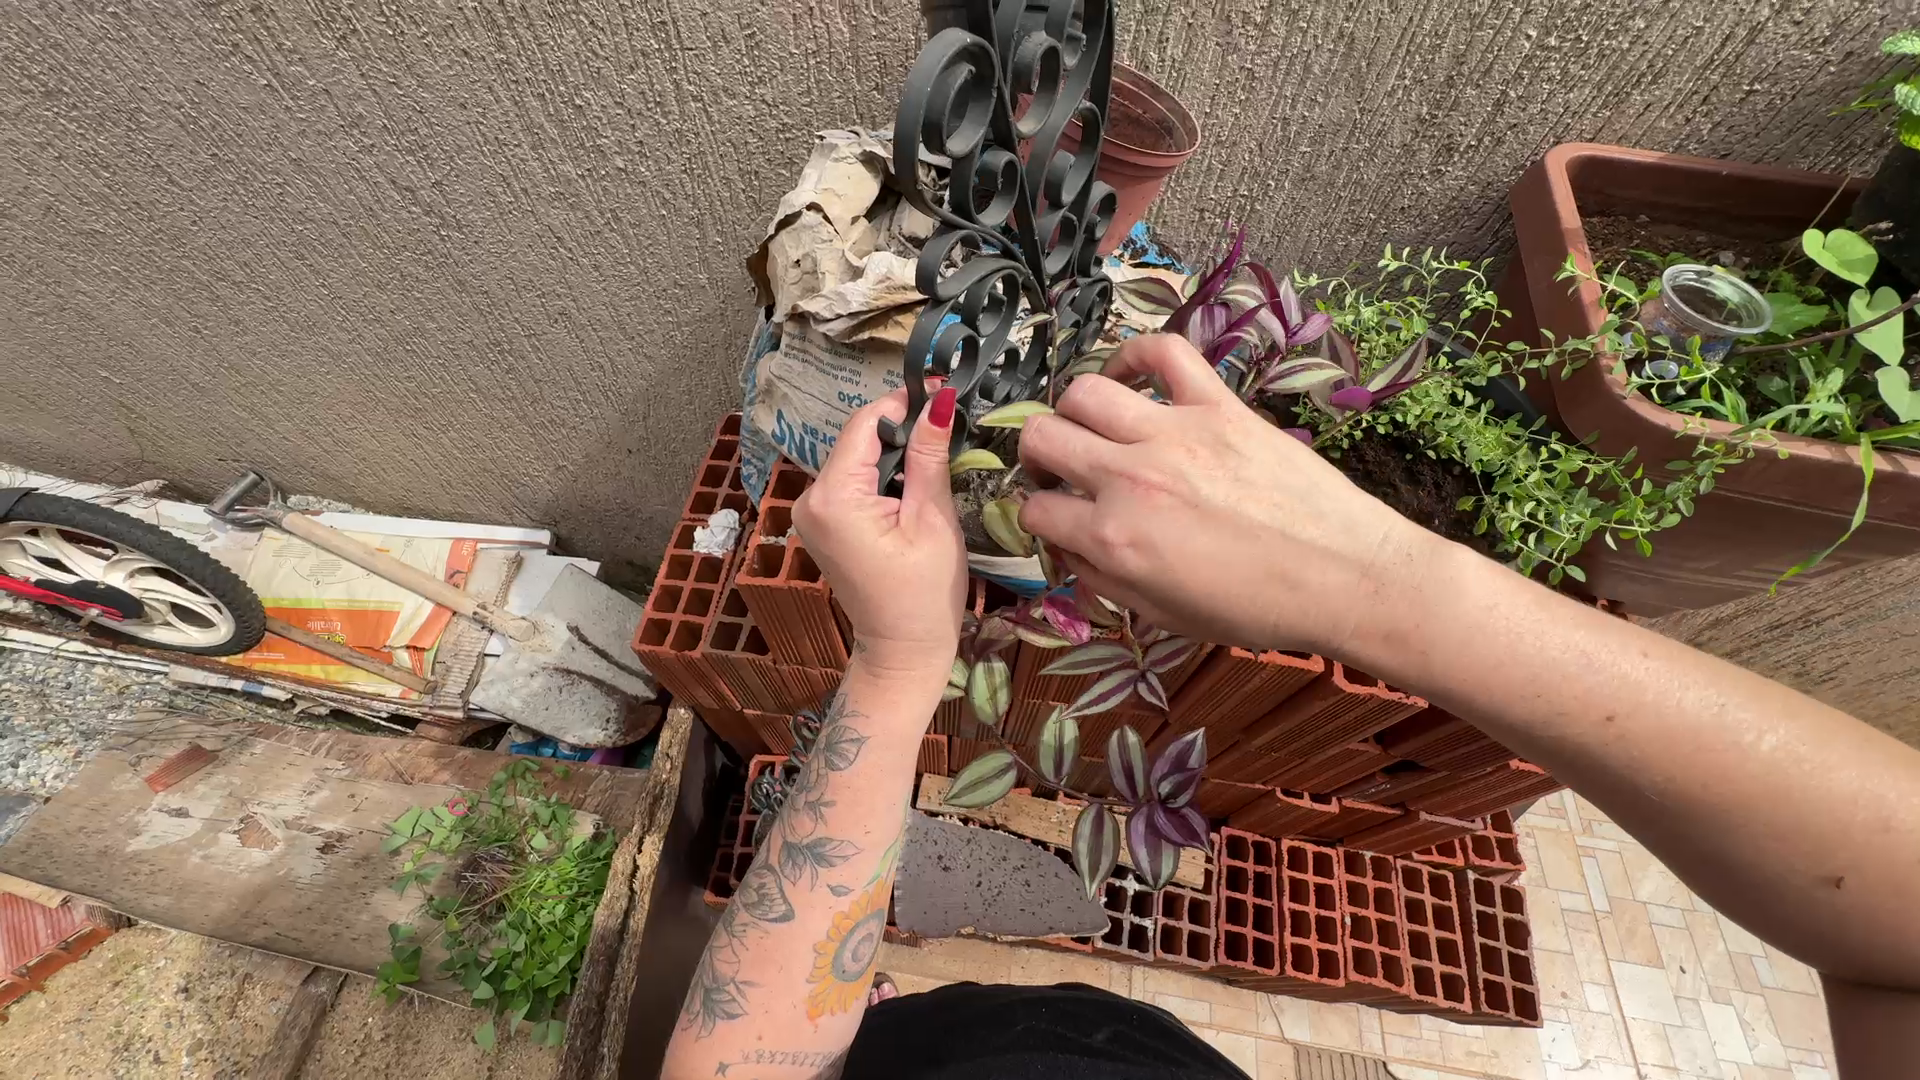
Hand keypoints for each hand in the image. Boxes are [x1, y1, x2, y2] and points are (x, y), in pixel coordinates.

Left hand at [793, 386, 966, 680]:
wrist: (904, 650)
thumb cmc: (926, 593)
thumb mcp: (933, 519)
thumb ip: (928, 456)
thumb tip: (938, 400)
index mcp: (834, 497)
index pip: (863, 425)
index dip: (903, 405)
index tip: (943, 392)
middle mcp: (810, 499)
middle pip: (856, 440)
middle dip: (899, 430)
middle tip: (945, 428)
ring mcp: (811, 514)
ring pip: (854, 459)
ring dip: (892, 453)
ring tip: (933, 462)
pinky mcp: (821, 525)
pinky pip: (850, 483)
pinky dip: (879, 476)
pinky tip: (909, 490)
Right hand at [1017, 334, 1444, 659]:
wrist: (1346, 577)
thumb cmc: (1254, 608)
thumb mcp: (1162, 615)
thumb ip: (1101, 579)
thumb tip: (1068, 546)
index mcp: (1114, 538)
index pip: (1035, 511)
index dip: (1037, 519)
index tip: (1057, 522)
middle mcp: (1130, 477)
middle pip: (1041, 438)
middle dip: (1035, 458)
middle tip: (1058, 472)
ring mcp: (1174, 433)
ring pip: (1084, 391)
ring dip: (1072, 412)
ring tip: (1090, 428)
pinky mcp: (1219, 405)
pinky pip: (1164, 352)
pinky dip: (1135, 356)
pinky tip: (1130, 379)